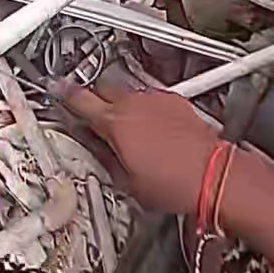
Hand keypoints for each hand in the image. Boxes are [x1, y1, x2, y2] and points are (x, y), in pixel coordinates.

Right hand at [56, 80, 218, 213]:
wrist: (216, 177)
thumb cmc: (177, 184)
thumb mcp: (127, 181)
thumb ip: (104, 156)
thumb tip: (94, 146)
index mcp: (113, 122)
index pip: (78, 99)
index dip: (63, 94)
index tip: (57, 90)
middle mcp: (132, 103)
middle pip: (101, 88)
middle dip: (95, 99)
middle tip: (95, 114)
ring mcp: (153, 98)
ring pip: (126, 92)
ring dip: (121, 103)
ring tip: (129, 125)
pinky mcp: (174, 100)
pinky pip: (150, 96)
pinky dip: (146, 107)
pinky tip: (153, 126)